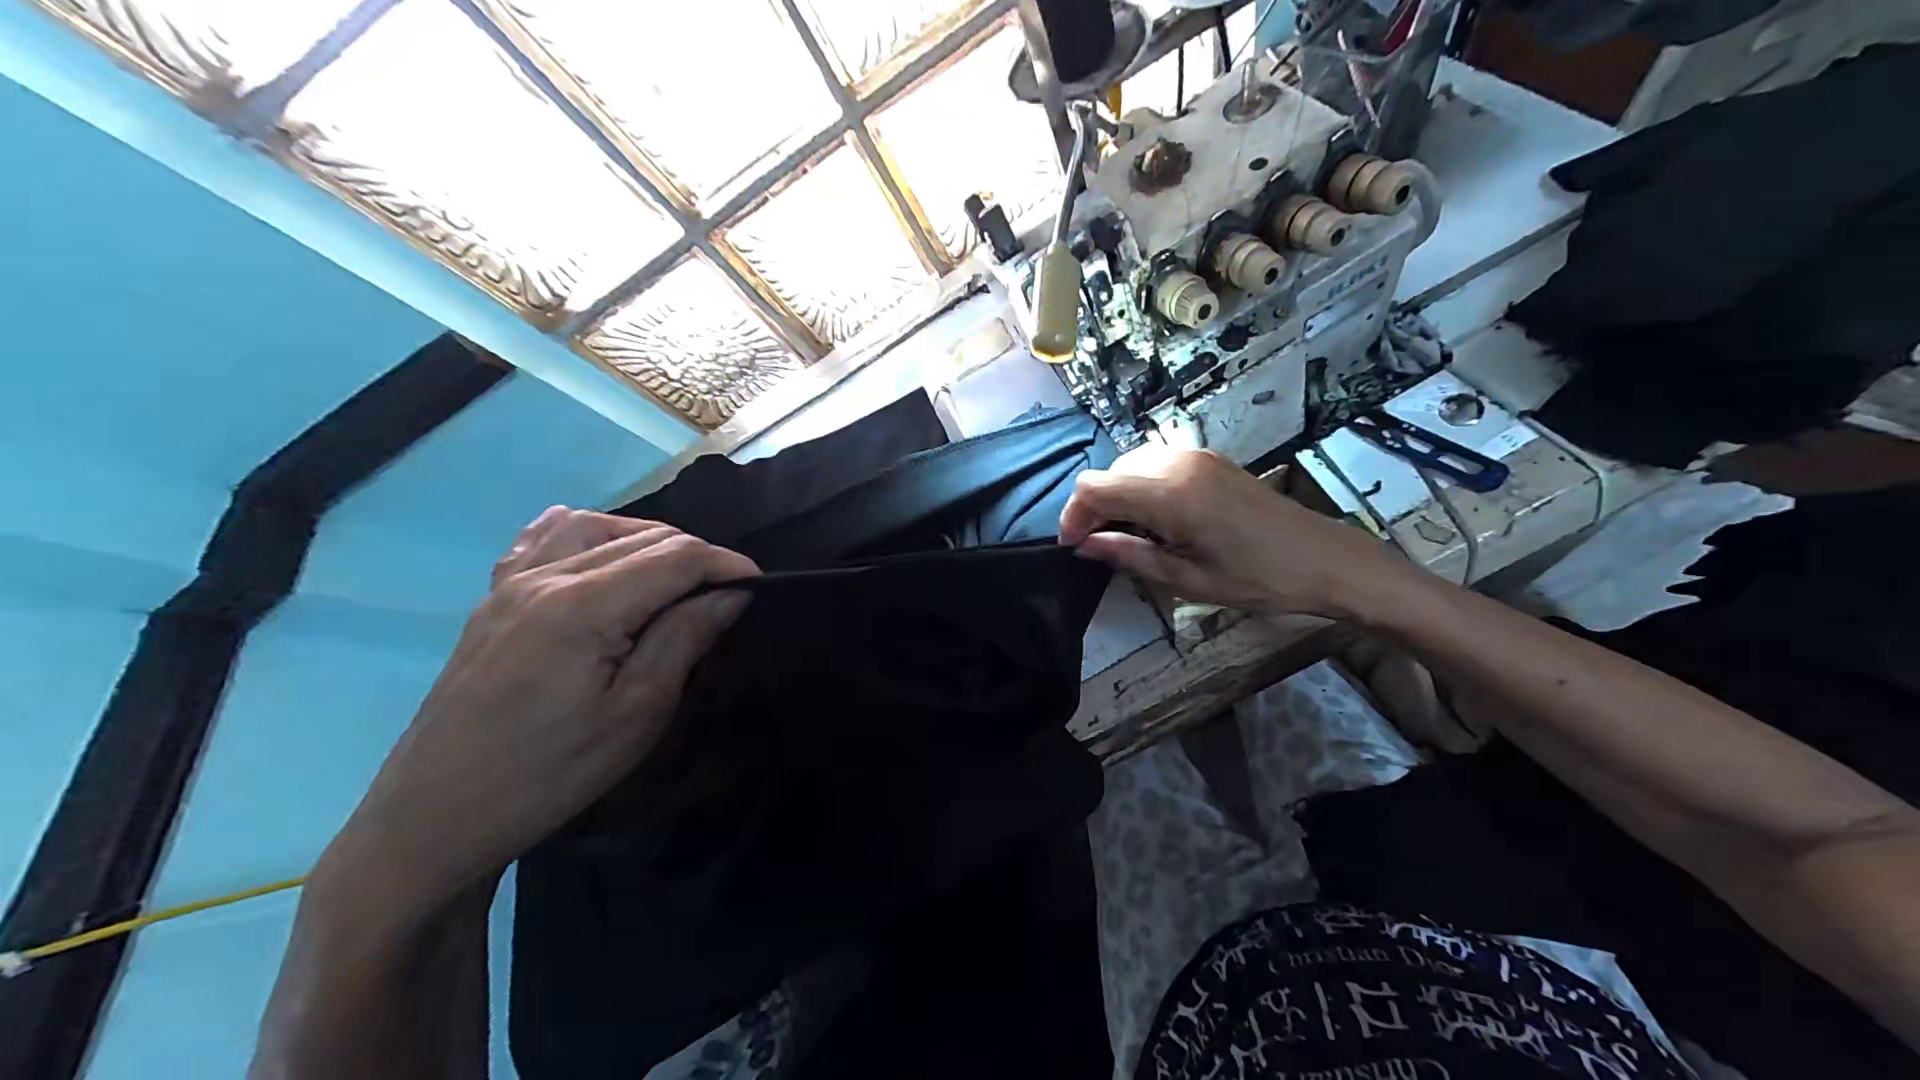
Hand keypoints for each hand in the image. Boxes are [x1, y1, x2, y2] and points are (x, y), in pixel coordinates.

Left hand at [317, 507, 758, 911]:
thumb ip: (685, 640)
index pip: (676, 556)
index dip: (727, 564)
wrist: (434, 818)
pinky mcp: (490, 601)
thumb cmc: (549, 773)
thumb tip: (731, 595)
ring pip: (595, 527)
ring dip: (646, 540)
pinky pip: (541, 539)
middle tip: (725, 596)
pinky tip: (596, 547)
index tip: (759, 587)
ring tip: (673, 575)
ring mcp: (510, 584)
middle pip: (642, 537)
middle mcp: (545, 576)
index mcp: (584, 605)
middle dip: (696, 555)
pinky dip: (584, 533)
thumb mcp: (636, 715)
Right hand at [1059, 445, 1418, 619]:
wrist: (1326, 559)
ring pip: (1130, 464)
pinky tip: (1154, 517)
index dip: (1074, 515)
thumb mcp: (1189, 580)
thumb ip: (1131, 556)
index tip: (1074, 546)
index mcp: (1171, 495)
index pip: (1095, 487)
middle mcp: (1178, 463)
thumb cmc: (1260, 579)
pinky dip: (1140, 486)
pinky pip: (1156, 463)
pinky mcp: (1210, 459)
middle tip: (1097, 545)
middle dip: (1092, 507)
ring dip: (1116, 496)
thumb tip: (1085, 545)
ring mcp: (1196, 456)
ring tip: (1124, 534)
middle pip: (1109, 472)